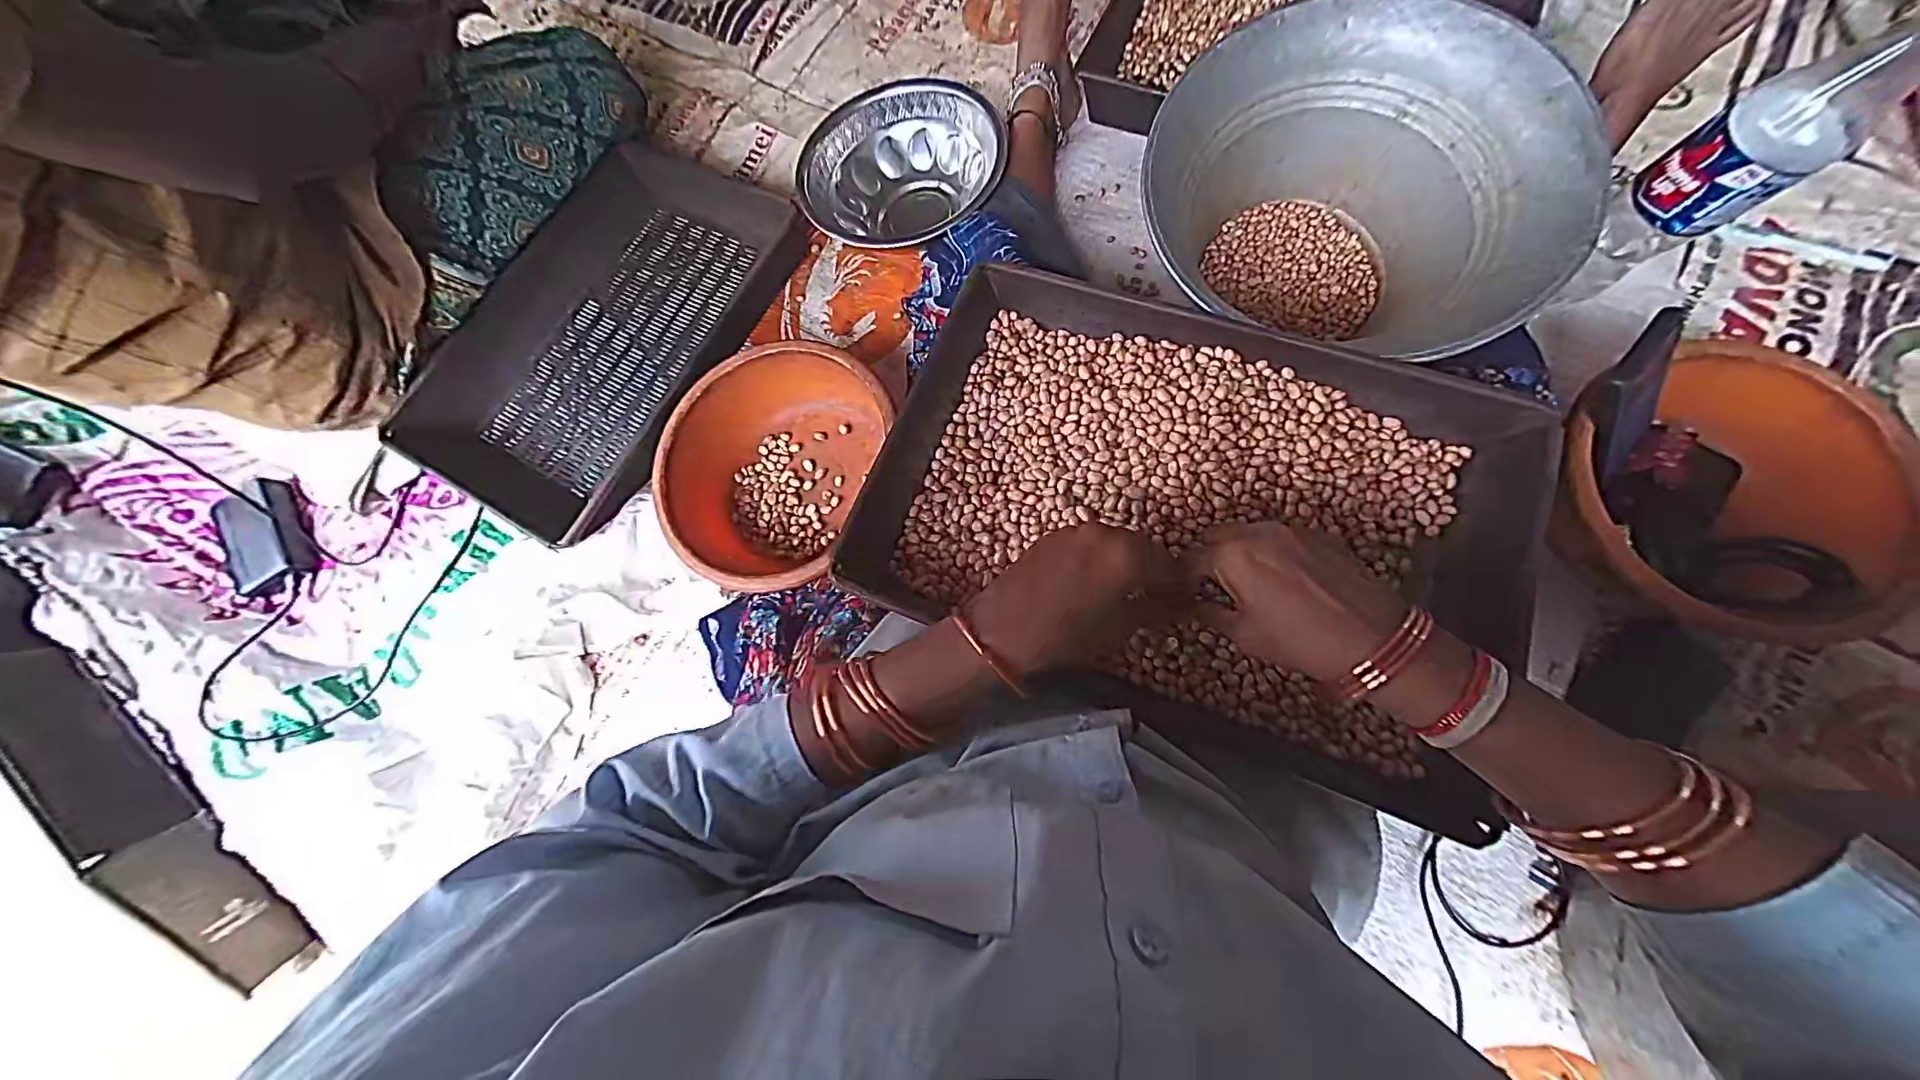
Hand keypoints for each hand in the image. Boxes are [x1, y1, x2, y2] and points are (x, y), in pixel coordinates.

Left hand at [967, 524, 1182, 675]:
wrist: (1002, 630)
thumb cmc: (1065, 637)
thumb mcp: (1117, 628)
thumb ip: (1153, 610)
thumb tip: (1177, 604)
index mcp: (1127, 554)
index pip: (1168, 565)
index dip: (1177, 585)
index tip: (1181, 600)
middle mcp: (1104, 533)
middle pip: (1142, 548)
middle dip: (1151, 570)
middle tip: (1153, 596)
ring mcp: (1075, 530)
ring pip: (1113, 542)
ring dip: (1123, 561)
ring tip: (1120, 590)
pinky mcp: (1053, 536)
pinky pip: (1088, 543)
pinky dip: (1097, 557)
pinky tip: (1091, 581)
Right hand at [1186, 522, 1408, 684]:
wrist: (1371, 640)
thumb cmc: (1301, 640)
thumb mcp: (1243, 633)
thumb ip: (1209, 612)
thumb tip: (1193, 605)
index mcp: (1232, 556)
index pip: (1189, 559)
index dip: (1181, 578)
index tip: (1183, 592)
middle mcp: (1258, 533)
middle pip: (1215, 536)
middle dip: (1207, 557)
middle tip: (1208, 584)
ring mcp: (1290, 530)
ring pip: (1247, 532)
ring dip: (1237, 550)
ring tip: (1243, 580)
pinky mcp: (1317, 535)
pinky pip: (1279, 536)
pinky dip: (1269, 550)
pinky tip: (1278, 577)